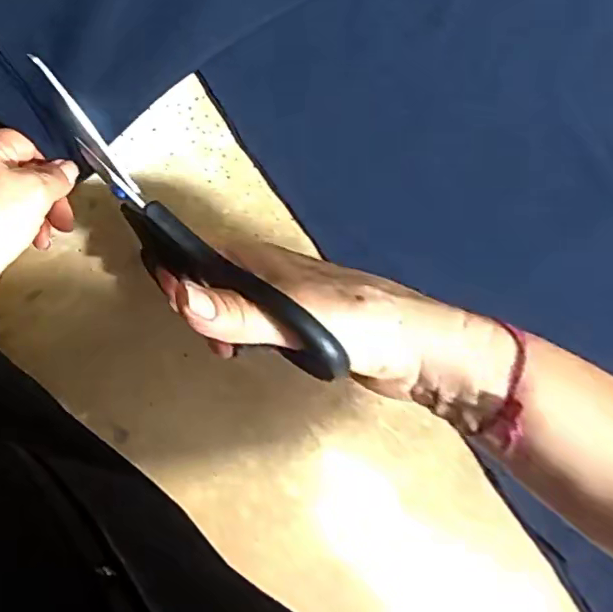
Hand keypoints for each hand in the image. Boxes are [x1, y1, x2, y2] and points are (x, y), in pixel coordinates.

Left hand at [0, 128, 77, 309]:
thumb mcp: (36, 191)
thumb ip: (55, 176)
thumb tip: (66, 169)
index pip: (27, 144)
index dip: (51, 165)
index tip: (66, 185)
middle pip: (24, 170)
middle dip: (49, 195)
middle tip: (63, 215)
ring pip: (18, 193)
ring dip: (40, 212)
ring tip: (49, 233)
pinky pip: (6, 211)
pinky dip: (24, 222)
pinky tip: (36, 240)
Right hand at [153, 241, 516, 430]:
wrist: (440, 358)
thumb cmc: (368, 325)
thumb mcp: (293, 318)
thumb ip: (235, 313)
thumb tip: (178, 298)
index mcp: (253, 255)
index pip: (189, 254)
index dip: (172, 275)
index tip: (175, 306)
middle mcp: (259, 268)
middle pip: (201, 278)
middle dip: (193, 305)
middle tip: (207, 336)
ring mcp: (277, 292)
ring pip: (222, 300)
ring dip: (214, 323)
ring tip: (225, 348)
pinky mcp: (293, 318)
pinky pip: (247, 319)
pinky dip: (239, 334)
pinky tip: (251, 351)